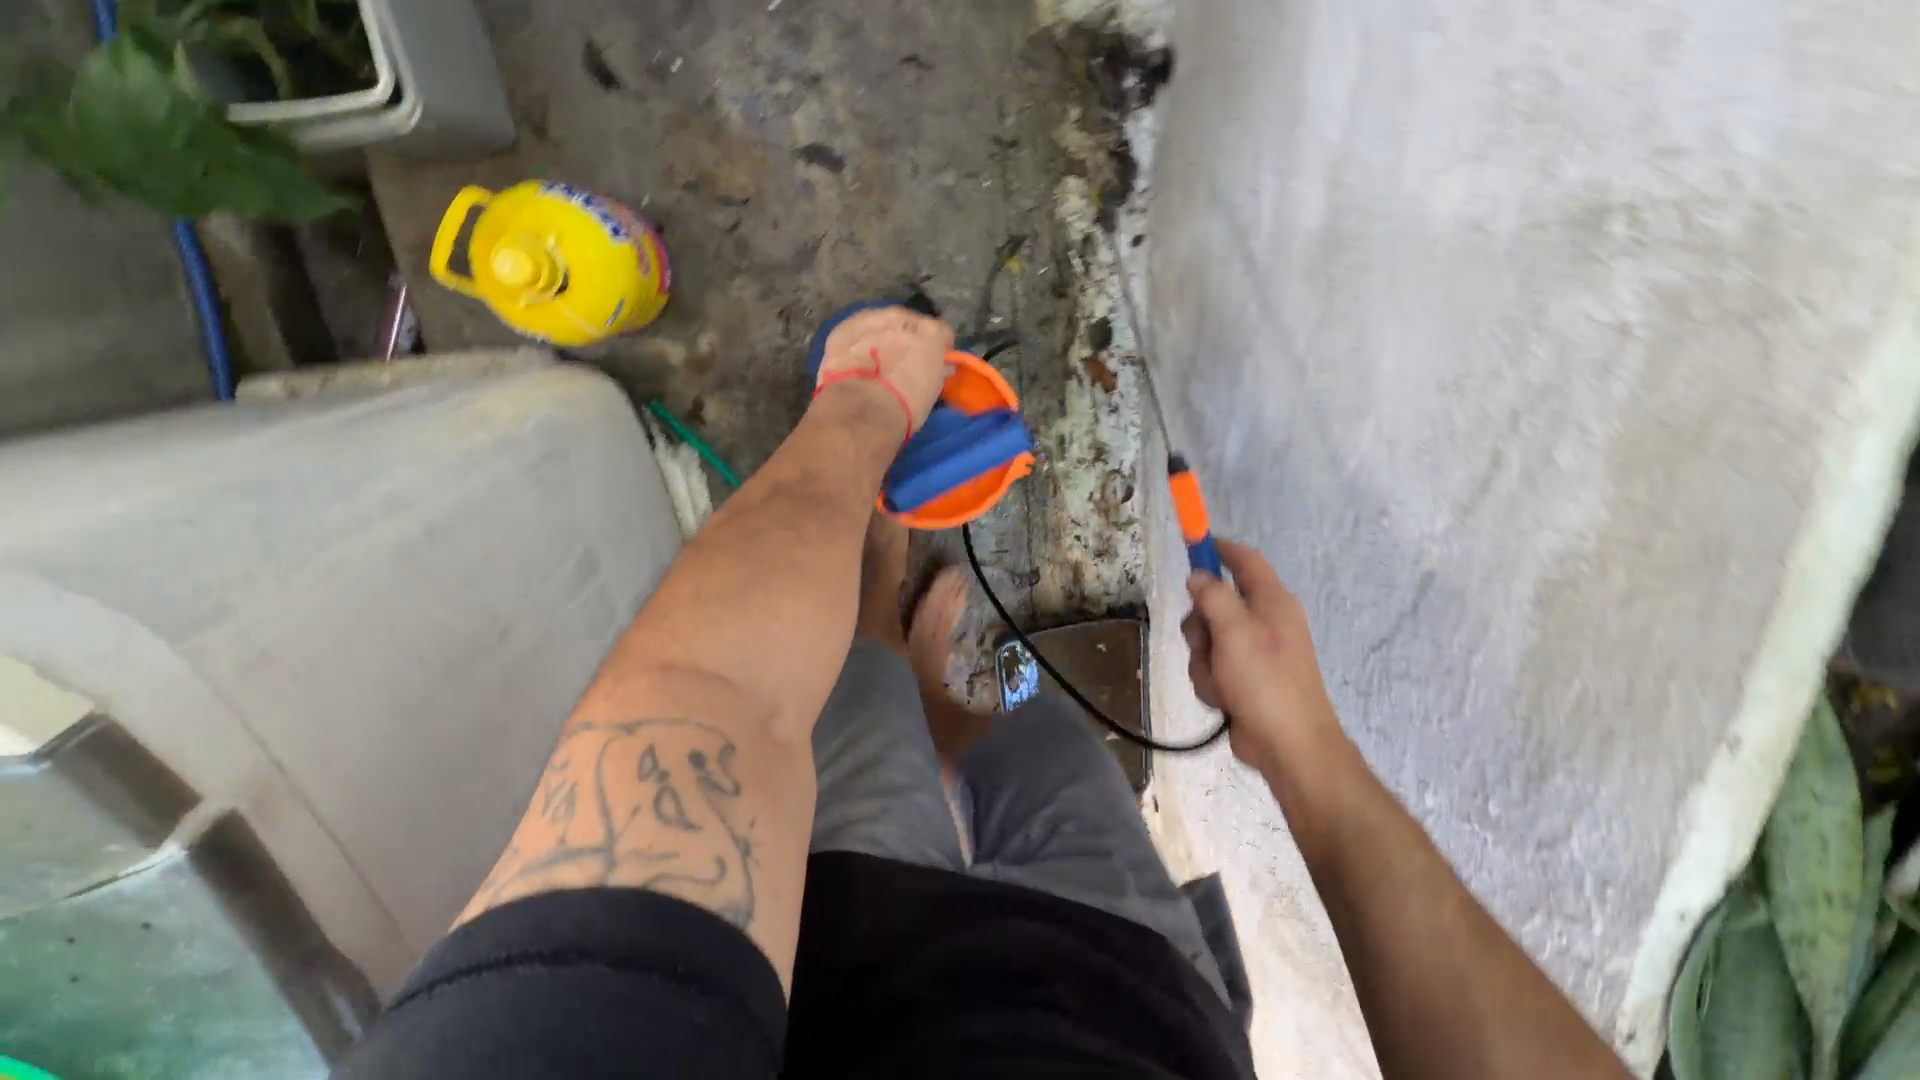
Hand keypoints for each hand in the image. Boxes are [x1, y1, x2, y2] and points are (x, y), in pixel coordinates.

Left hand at [815, 307, 954, 437]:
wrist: (860, 411)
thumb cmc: (905, 409)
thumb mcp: (932, 392)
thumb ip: (935, 371)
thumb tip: (939, 368)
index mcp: (931, 334)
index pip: (942, 332)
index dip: (937, 347)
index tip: (932, 361)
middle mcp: (903, 319)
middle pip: (910, 323)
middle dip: (907, 339)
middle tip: (901, 361)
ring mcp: (871, 319)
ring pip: (881, 322)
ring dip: (881, 336)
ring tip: (875, 359)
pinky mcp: (844, 327)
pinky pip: (856, 330)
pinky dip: (857, 341)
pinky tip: (854, 358)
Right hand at [1182, 539, 1345, 771]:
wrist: (1288, 744)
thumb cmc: (1265, 681)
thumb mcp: (1234, 631)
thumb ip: (1213, 596)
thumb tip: (1198, 575)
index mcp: (1273, 602)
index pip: (1246, 561)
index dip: (1219, 549)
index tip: (1192, 544)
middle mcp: (1265, 622)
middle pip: (1215, 604)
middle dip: (1200, 625)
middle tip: (1203, 640)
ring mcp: (1254, 653)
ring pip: (1207, 640)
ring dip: (1203, 661)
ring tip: (1219, 682)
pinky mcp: (1244, 680)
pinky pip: (1212, 667)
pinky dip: (1211, 682)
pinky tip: (1223, 699)